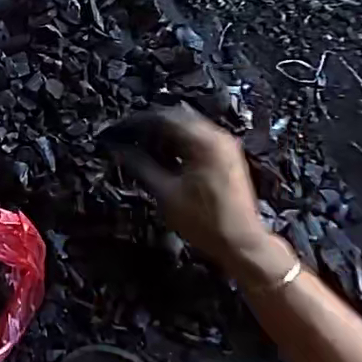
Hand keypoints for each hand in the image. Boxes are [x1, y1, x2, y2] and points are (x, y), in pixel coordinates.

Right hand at [106, 104, 295, 286]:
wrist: (241, 243)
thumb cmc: (205, 222)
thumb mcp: (166, 194)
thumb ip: (140, 166)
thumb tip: (119, 151)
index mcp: (203, 140)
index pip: (164, 118)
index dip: (138, 122)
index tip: (120, 131)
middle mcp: (218, 136)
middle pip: (177, 118)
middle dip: (151, 126)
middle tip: (128, 137)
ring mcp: (225, 145)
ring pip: (188, 128)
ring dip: (165, 134)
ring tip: (143, 147)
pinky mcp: (227, 156)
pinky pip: (198, 139)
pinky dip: (179, 143)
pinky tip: (165, 156)